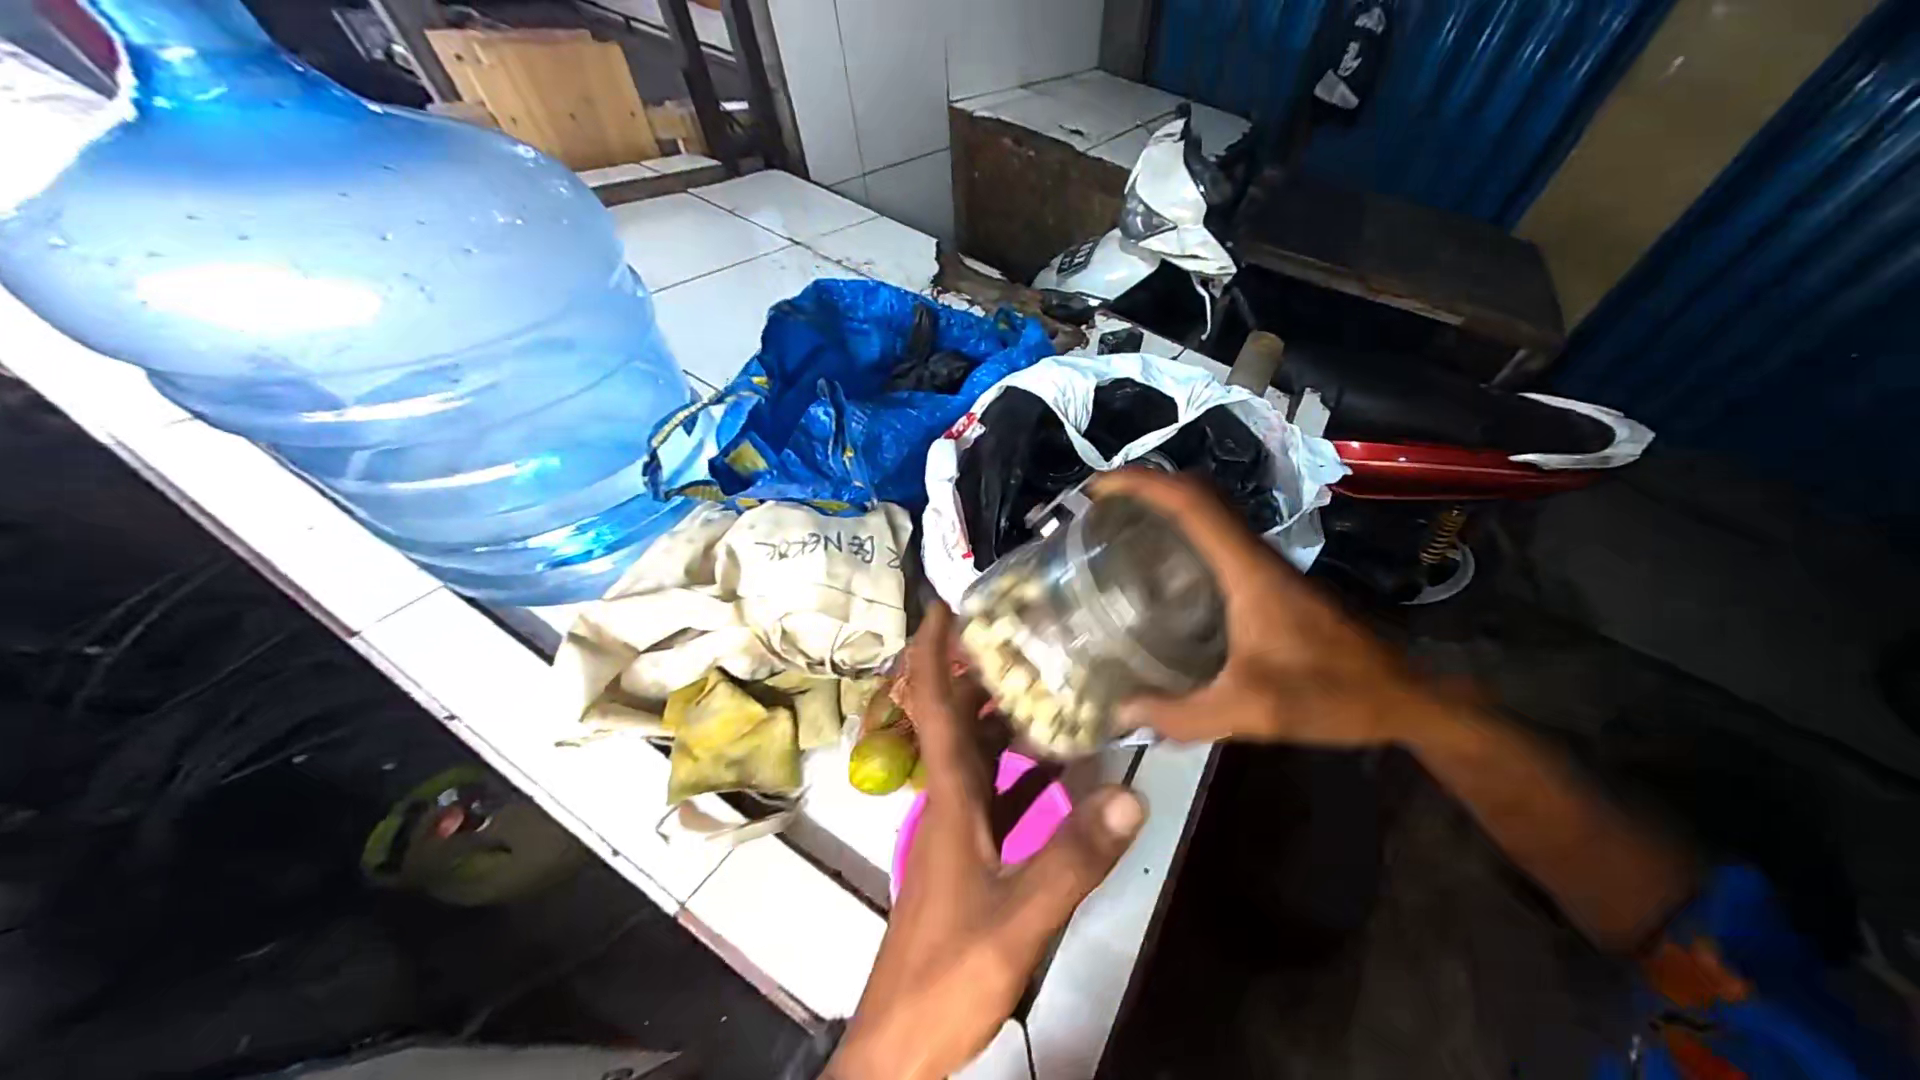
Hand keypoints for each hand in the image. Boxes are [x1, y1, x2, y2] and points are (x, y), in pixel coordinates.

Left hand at [825, 604, 1146, 1079]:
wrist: (904, 1039)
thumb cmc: (949, 971)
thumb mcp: (1019, 917)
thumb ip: (1072, 858)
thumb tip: (1131, 795)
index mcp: (951, 797)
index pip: (932, 704)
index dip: (931, 650)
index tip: (946, 602)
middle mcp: (950, 799)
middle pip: (956, 717)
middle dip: (975, 669)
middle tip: (1021, 629)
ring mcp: (959, 827)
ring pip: (978, 753)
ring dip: (1002, 715)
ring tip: (1047, 679)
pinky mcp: (971, 855)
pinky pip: (996, 792)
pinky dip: (1021, 768)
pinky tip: (1060, 764)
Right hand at [1094, 468, 1440, 746]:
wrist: (1405, 697)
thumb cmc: (1333, 695)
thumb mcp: (1252, 712)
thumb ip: (1184, 715)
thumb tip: (1121, 712)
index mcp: (1248, 572)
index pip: (1192, 504)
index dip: (1143, 484)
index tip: (1099, 487)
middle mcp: (1255, 557)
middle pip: (1197, 497)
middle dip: (1145, 489)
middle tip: (1099, 508)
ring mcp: (1265, 567)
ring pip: (1210, 515)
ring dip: (1165, 508)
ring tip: (1118, 530)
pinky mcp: (1270, 582)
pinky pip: (1217, 540)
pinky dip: (1183, 534)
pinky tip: (1161, 570)